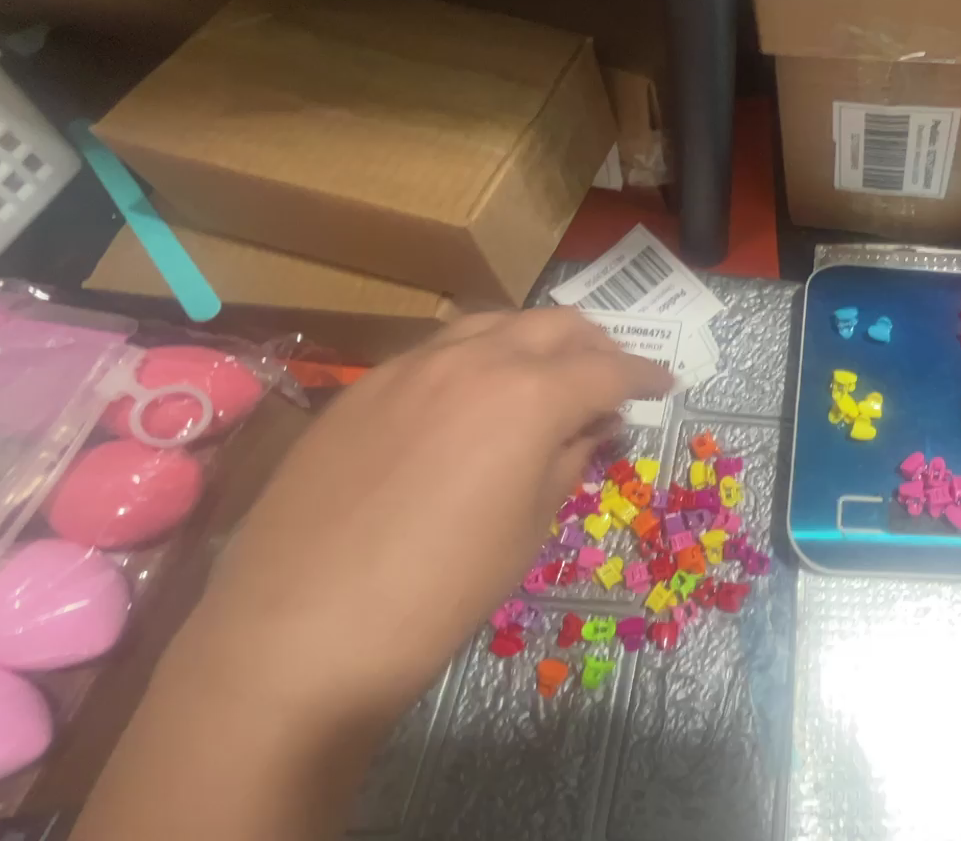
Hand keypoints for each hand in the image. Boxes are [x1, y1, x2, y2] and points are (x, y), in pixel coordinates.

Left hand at [175, 309, 671, 717]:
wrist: (295, 636)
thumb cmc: (442, 590)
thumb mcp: (531, 526)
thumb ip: (570, 458)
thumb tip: (596, 425)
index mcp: (530, 396)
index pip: (609, 370)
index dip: (646, 377)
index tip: (665, 385)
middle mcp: (475, 360)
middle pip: (556, 326)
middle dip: (596, 346)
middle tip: (611, 378)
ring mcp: (410, 367)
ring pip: (494, 323)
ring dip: (536, 341)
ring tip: (548, 376)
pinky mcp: (363, 387)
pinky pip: (440, 350)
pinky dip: (479, 358)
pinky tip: (475, 398)